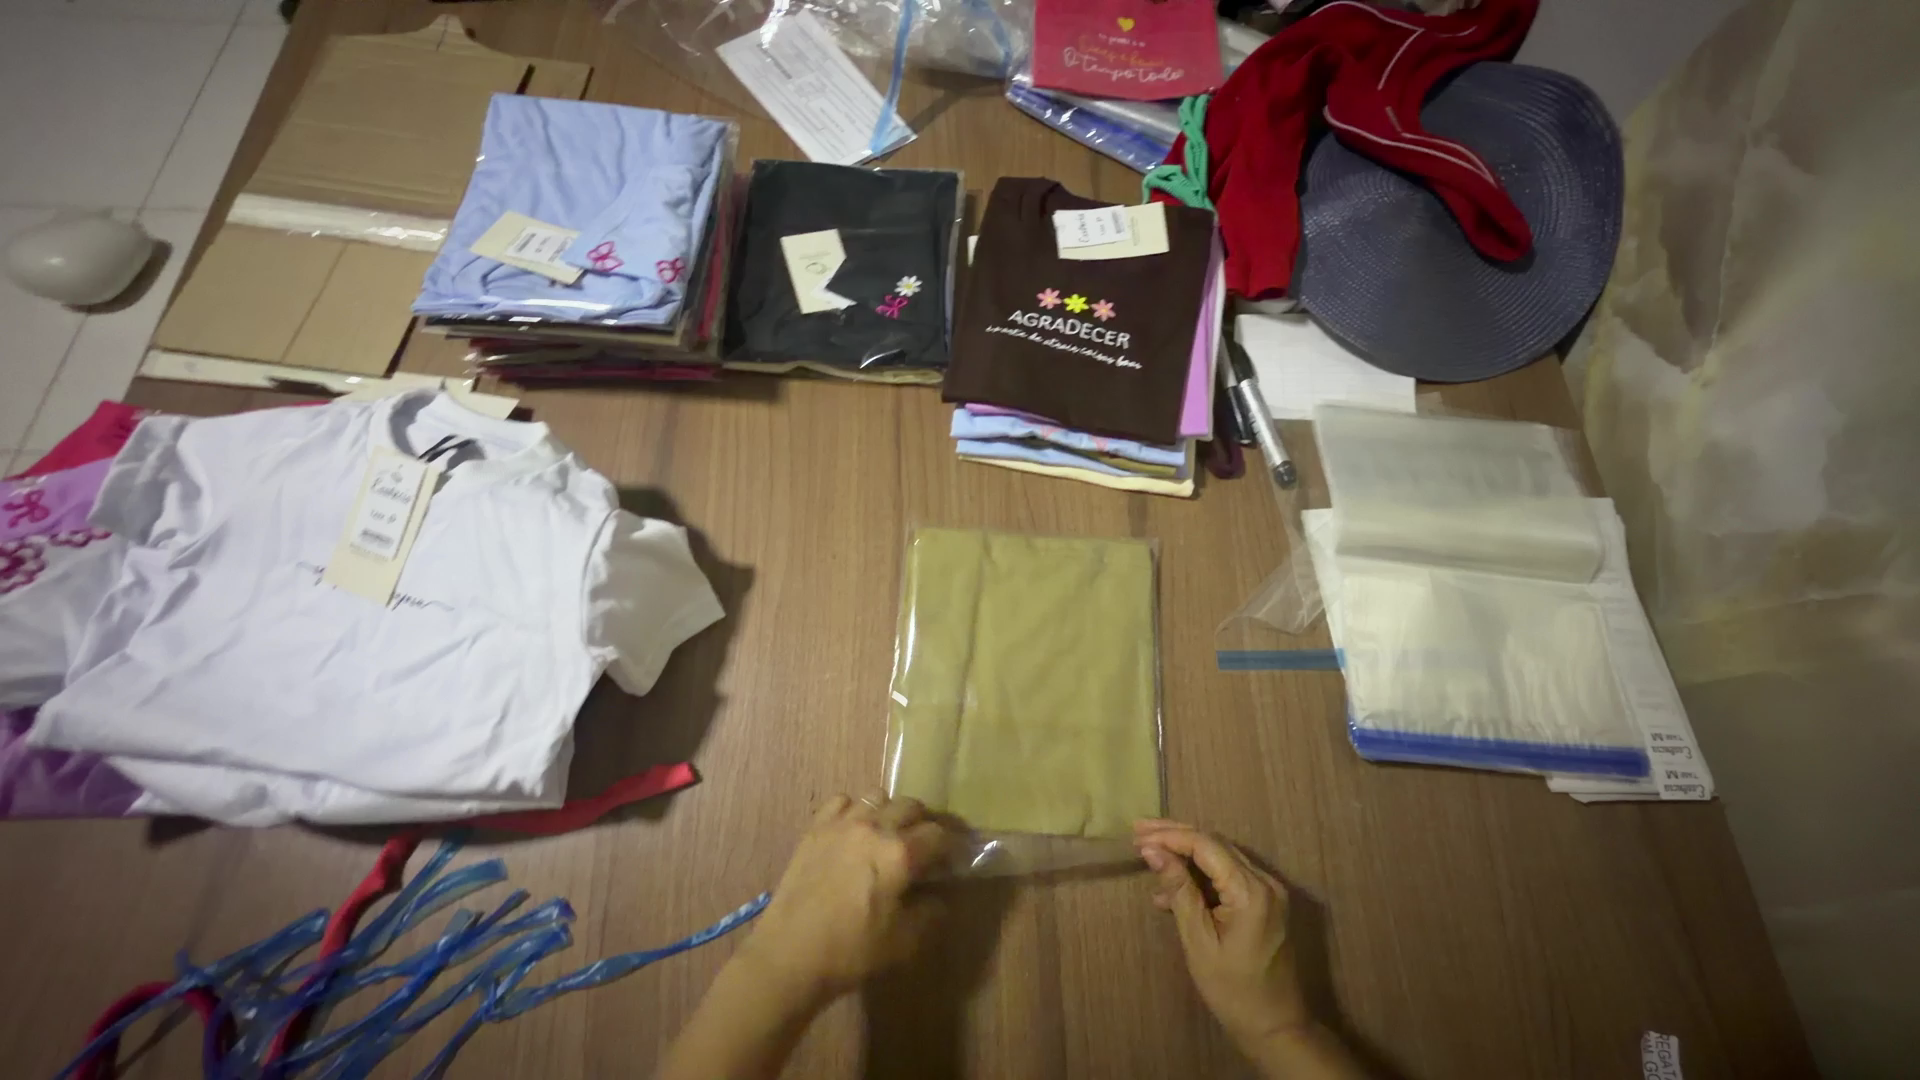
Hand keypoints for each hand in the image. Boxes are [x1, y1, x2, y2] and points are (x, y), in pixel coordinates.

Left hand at [738, 790, 951, 1004]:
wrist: (789, 955)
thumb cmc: (851, 951)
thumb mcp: (904, 942)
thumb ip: (930, 913)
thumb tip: (939, 896)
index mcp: (900, 853)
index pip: (938, 834)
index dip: (952, 844)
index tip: (955, 857)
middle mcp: (874, 827)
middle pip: (911, 806)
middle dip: (924, 823)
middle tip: (925, 846)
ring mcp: (842, 823)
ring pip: (877, 796)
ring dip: (890, 811)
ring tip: (889, 834)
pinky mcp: (816, 828)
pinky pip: (842, 802)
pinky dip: (854, 810)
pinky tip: (854, 832)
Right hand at [1134, 820, 1310, 1047]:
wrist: (1276, 1026)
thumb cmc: (1233, 990)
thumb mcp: (1198, 941)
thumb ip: (1179, 890)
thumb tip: (1152, 851)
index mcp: (1250, 891)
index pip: (1205, 845)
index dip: (1170, 837)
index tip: (1137, 838)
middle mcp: (1265, 881)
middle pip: (1214, 842)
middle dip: (1174, 835)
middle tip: (1138, 831)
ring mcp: (1268, 889)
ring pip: (1220, 853)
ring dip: (1184, 850)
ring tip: (1149, 852)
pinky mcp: (1265, 899)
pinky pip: (1228, 872)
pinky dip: (1200, 871)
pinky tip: (1171, 885)